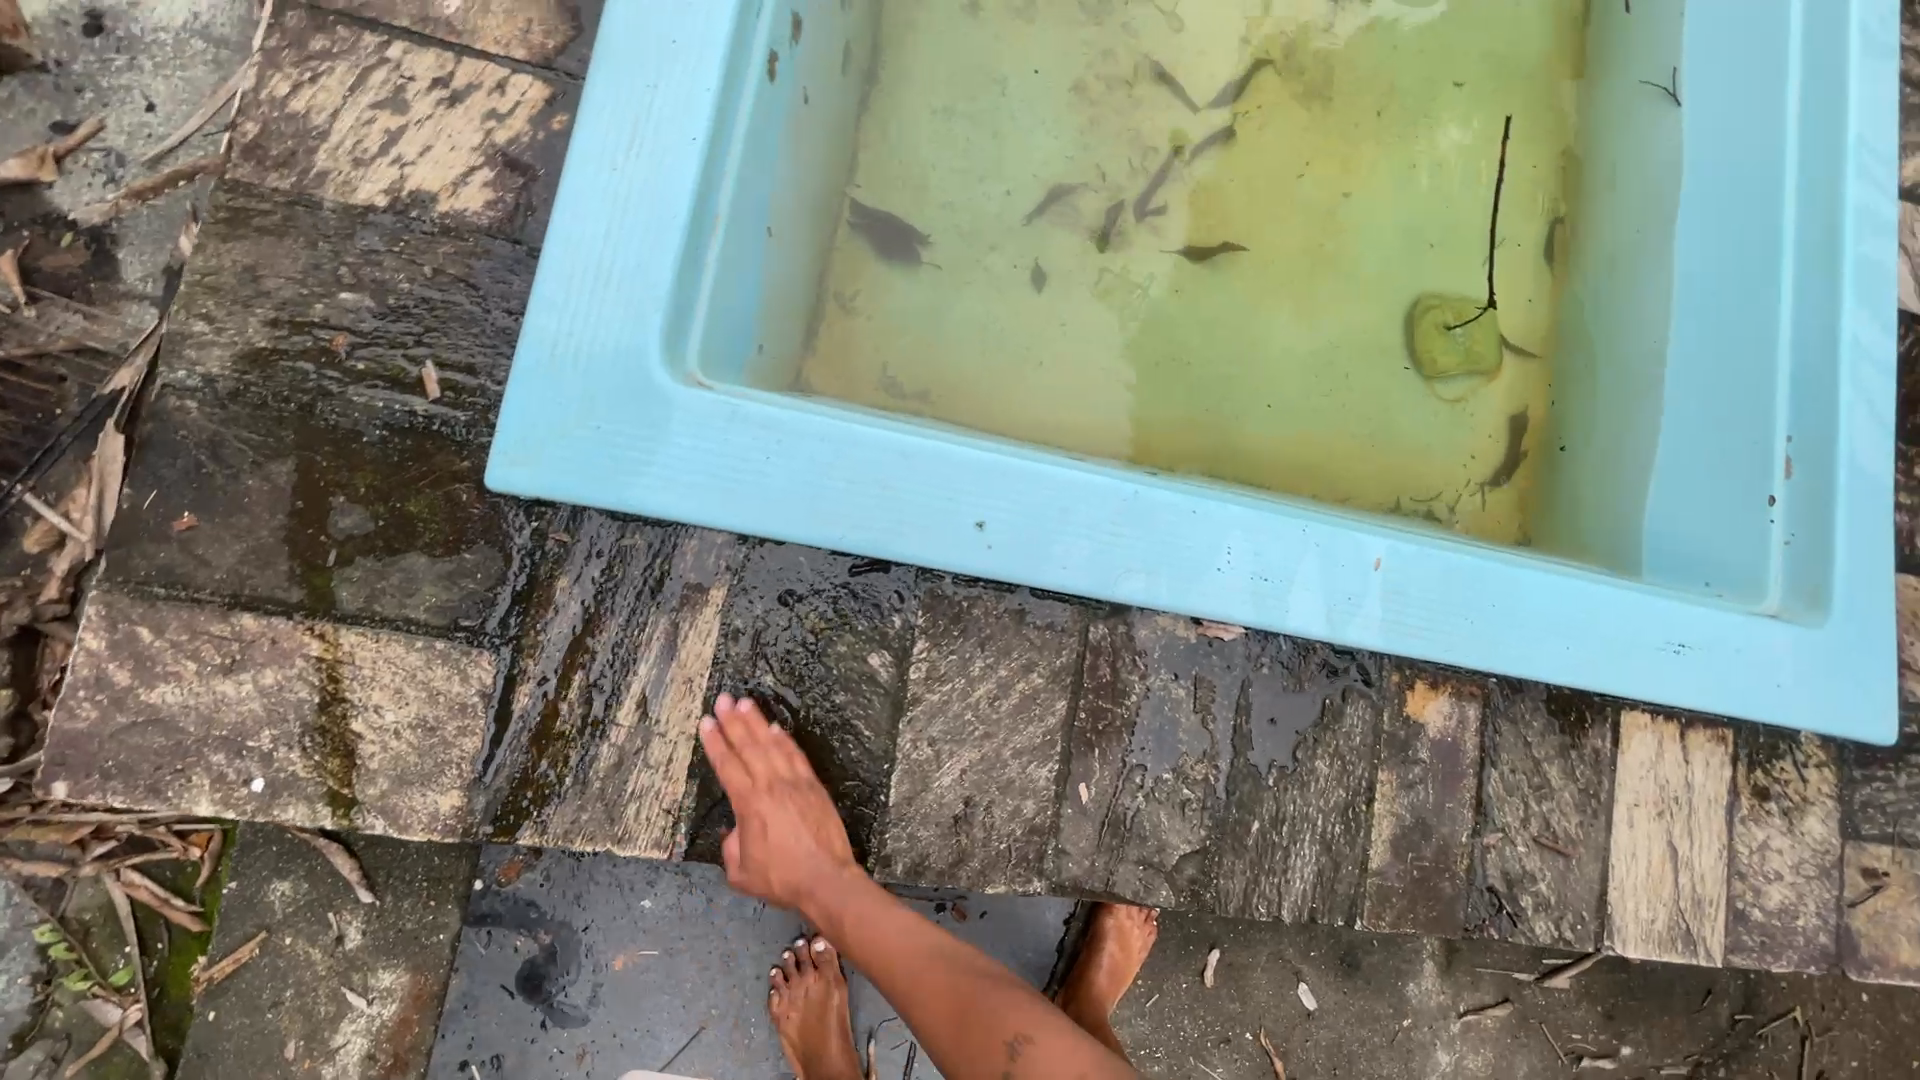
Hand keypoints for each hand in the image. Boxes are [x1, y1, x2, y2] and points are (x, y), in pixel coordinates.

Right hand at [699, 693, 860, 912]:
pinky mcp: (814, 786)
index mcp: (749, 804)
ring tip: (746, 703)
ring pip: (773, 745)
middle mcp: (771, 785)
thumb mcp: (740, 872)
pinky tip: (776, 728)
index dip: (715, 742)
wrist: (826, 879)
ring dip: (758, 723)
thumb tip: (735, 830)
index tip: (706, 722)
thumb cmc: (781, 879)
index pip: (728, 766)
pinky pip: (796, 756)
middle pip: (749, 747)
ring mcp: (795, 783)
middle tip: (723, 699)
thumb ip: (731, 846)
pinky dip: (785, 740)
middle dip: (734, 721)